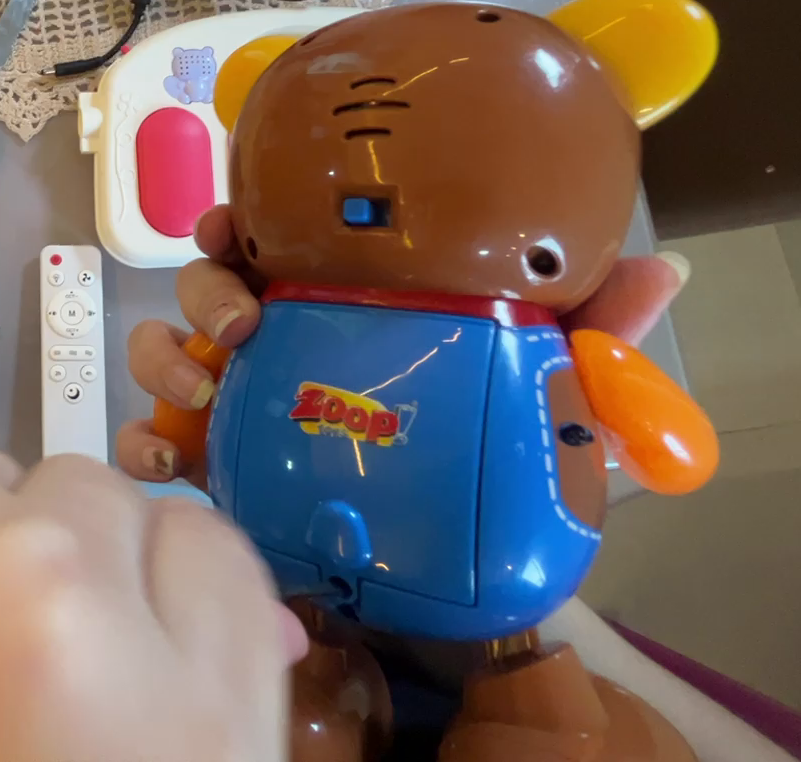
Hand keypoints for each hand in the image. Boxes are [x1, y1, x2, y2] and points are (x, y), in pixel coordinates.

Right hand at [117, 205, 691, 486]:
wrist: (441, 575)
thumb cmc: (480, 468)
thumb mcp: (542, 407)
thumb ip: (589, 345)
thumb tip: (660, 271)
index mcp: (327, 309)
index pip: (265, 242)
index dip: (235, 223)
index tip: (233, 228)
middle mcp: (266, 343)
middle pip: (201, 287)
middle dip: (204, 293)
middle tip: (240, 327)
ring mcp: (228, 400)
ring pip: (157, 348)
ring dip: (163, 360)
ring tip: (201, 395)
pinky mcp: (206, 462)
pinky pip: (145, 439)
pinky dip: (140, 442)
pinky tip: (166, 461)